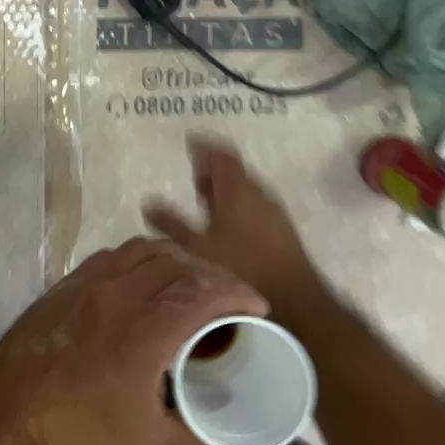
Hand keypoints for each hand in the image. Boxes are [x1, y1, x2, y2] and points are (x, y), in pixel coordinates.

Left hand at [0, 237, 265, 444]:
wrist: (11, 409)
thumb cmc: (84, 430)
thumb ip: (199, 428)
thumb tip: (226, 414)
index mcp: (145, 332)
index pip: (202, 293)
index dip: (236, 292)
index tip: (257, 304)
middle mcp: (119, 295)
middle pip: (178, 263)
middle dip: (214, 274)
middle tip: (232, 296)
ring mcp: (90, 282)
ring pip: (145, 250)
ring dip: (179, 260)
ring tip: (196, 282)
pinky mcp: (70, 281)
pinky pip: (116, 253)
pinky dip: (144, 258)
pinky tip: (151, 278)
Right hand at [143, 135, 322, 315]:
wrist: (296, 302)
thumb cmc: (242, 268)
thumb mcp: (197, 248)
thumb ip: (172, 224)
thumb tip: (148, 204)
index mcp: (236, 190)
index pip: (221, 154)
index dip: (204, 146)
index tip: (189, 143)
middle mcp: (258, 194)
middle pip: (235, 170)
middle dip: (213, 170)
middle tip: (193, 176)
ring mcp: (274, 212)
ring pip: (246, 189)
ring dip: (226, 189)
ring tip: (205, 201)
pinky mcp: (283, 230)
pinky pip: (256, 205)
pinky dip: (239, 204)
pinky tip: (227, 225)